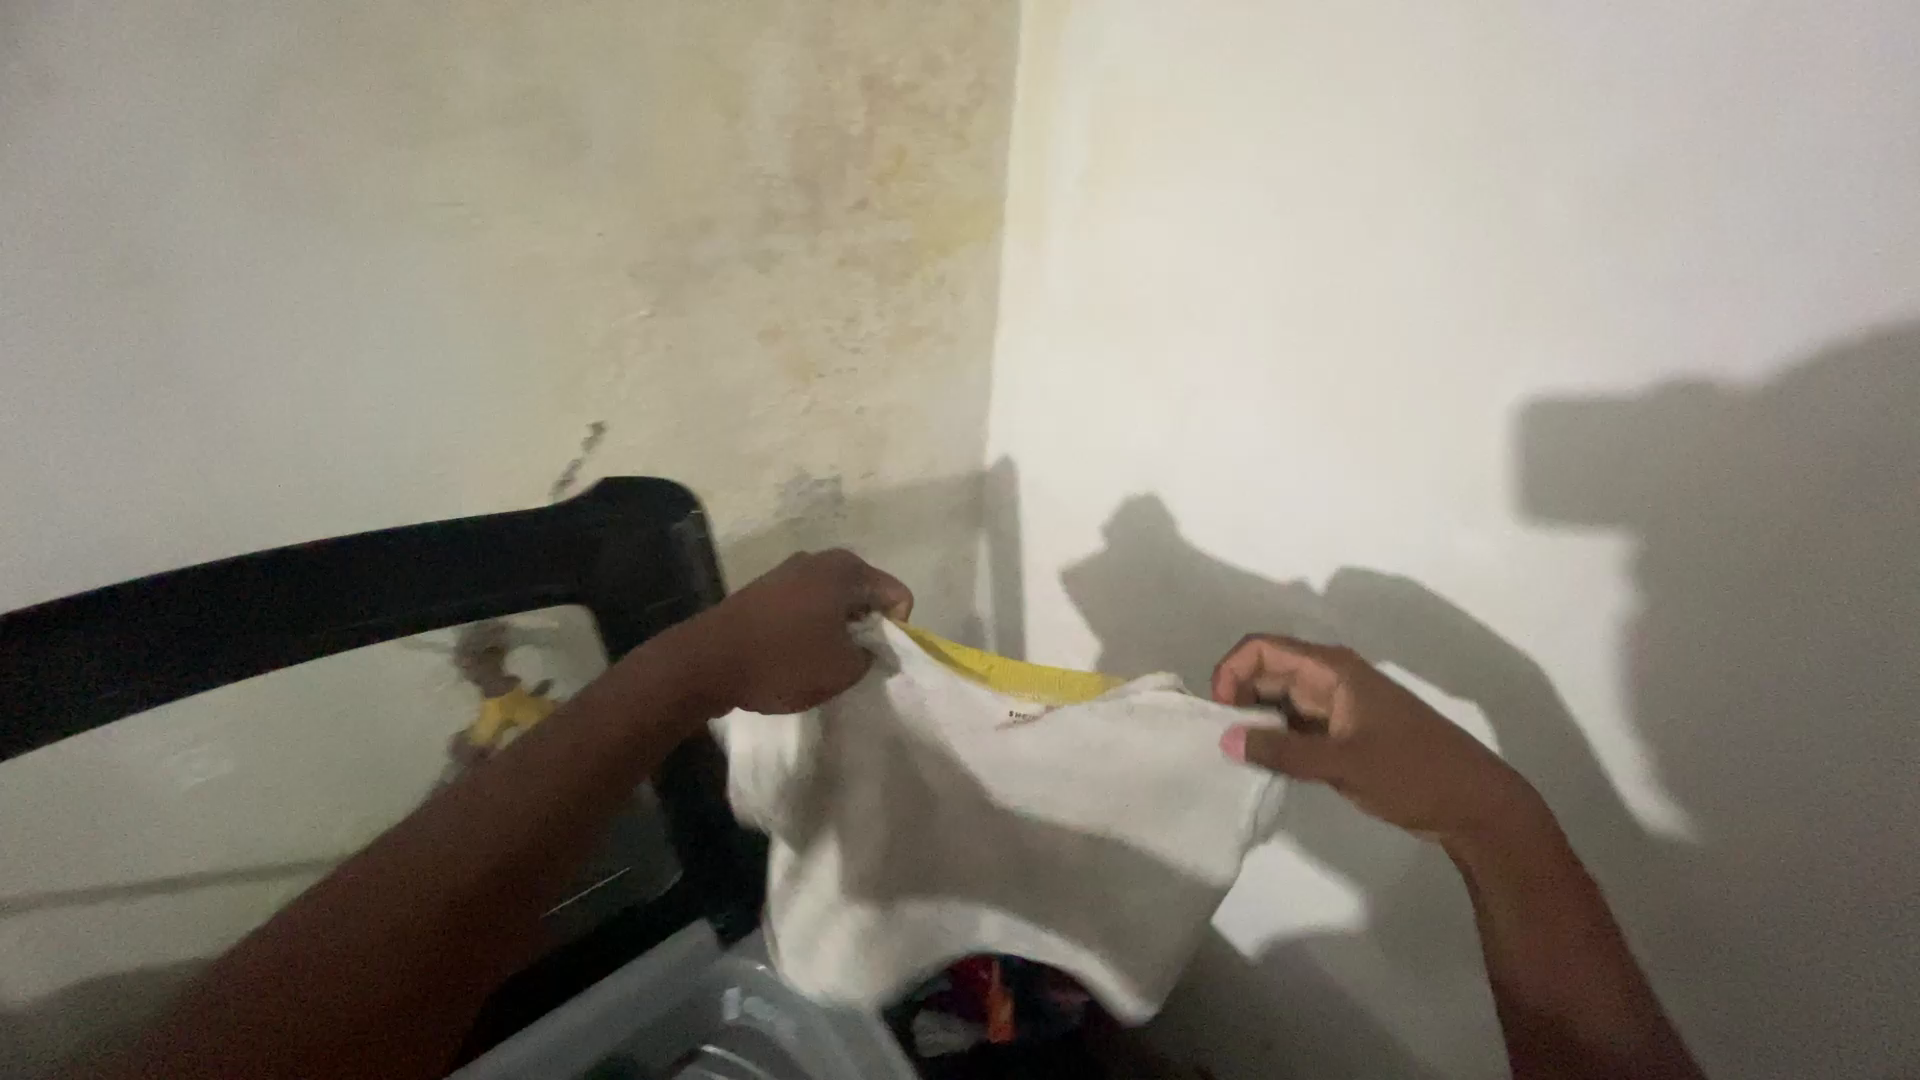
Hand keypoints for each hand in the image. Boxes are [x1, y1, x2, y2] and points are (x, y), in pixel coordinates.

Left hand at [675, 549, 912, 714]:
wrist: (706, 662)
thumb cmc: (784, 660)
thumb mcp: (843, 669)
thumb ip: (872, 656)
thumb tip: (870, 648)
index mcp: (847, 570)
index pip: (897, 595)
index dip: (896, 631)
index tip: (873, 657)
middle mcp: (820, 559)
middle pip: (866, 594)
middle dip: (866, 627)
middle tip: (850, 660)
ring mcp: (789, 571)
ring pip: (835, 600)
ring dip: (837, 628)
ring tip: (820, 659)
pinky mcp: (765, 589)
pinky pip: (807, 605)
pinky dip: (810, 627)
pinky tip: (794, 653)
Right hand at [1212, 633, 1537, 842]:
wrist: (1478, 808)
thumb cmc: (1415, 773)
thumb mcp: (1343, 763)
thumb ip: (1281, 752)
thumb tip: (1224, 740)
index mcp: (1332, 669)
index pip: (1262, 648)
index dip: (1231, 671)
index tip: (1219, 712)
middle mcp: (1329, 679)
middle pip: (1264, 671)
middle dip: (1236, 696)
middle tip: (1222, 738)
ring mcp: (1335, 706)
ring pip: (1276, 699)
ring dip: (1253, 719)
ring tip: (1238, 752)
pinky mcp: (1340, 732)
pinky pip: (1292, 724)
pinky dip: (1272, 737)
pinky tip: (1262, 762)